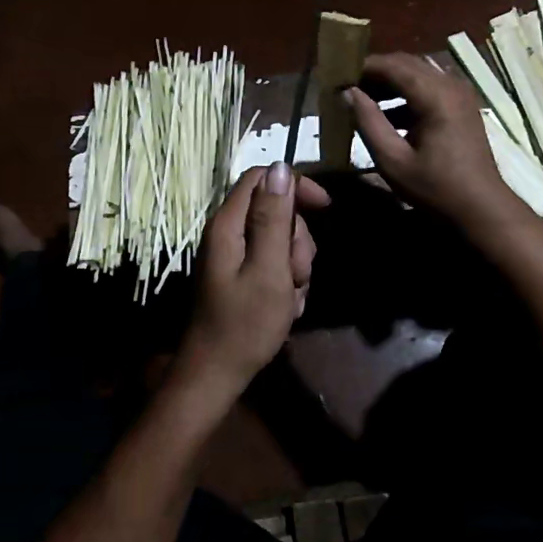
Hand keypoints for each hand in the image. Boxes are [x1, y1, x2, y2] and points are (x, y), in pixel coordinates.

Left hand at [179, 163, 328, 392]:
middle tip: (296, 273)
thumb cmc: (245, 324)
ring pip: (280, 240)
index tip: (324, 208)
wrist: (218, 374)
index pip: (262, 178)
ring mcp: (234, 256)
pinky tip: (286, 307)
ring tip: (290, 297)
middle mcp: (228, 233)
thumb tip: (280, 167)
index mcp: (228, 225)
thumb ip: (274, 217)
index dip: (295, 186)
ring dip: (295, 266)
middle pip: (275, 211)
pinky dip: (286, 282)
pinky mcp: (241, 275)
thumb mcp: (268, 268)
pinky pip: (274, 264)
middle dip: (297, 239)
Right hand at [346, 53, 519, 226]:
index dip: (362, 67)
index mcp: (435, 95)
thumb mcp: (393, 160)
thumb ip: (368, 122)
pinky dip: (405, 95)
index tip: (336, 76)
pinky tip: (385, 114)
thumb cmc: (435, 188)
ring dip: (389, 82)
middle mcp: (450, 84)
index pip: (392, 65)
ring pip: (417, 74)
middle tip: (345, 86)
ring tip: (360, 99)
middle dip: (374, 72)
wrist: (481, 208)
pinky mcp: (461, 106)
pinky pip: (429, 88)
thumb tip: (347, 93)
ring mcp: (460, 93)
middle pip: (406, 64)